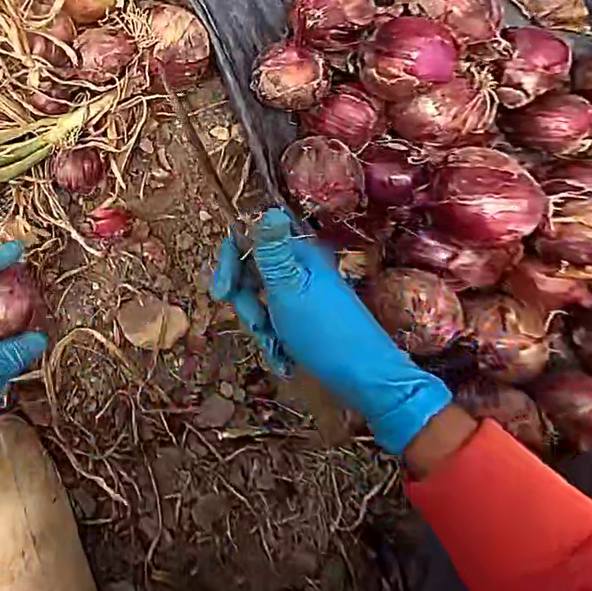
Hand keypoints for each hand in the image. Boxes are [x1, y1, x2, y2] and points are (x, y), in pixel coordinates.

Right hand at [210, 208, 451, 454]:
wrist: (371, 381)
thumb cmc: (326, 335)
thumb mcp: (289, 291)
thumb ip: (271, 252)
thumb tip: (269, 208)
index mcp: (298, 254)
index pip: (248, 240)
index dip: (228, 264)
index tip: (220, 295)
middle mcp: (300, 268)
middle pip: (250, 274)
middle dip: (247, 304)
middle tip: (258, 327)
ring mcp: (304, 294)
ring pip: (261, 301)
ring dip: (261, 327)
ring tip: (277, 349)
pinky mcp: (307, 319)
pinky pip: (276, 323)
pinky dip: (275, 342)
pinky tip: (285, 361)